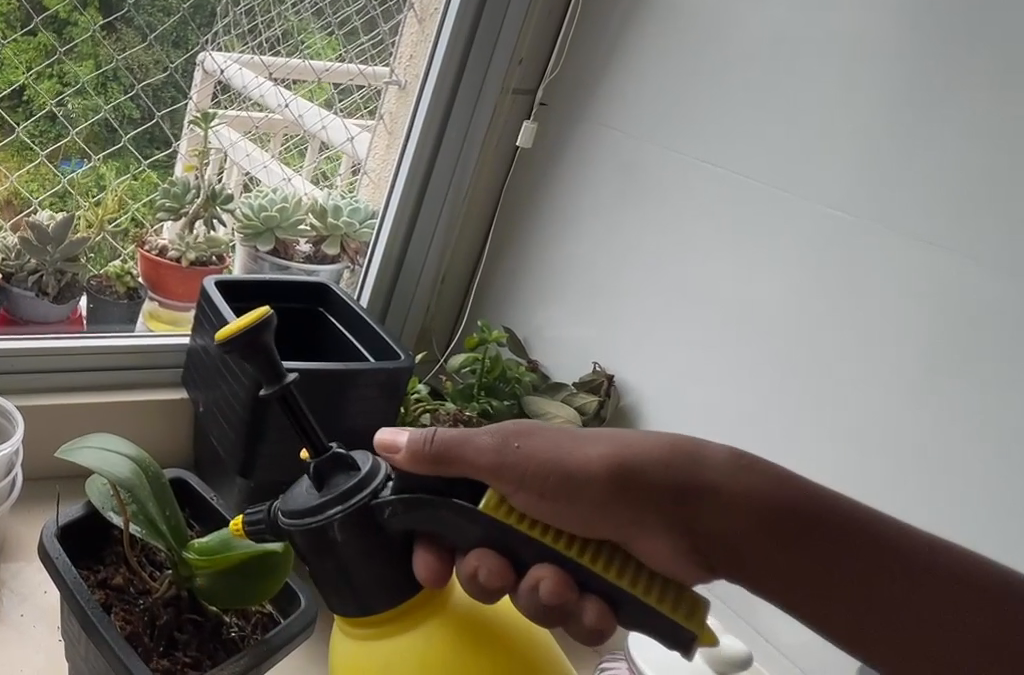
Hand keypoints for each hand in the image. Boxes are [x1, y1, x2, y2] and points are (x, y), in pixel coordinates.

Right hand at [373, 421, 737, 646]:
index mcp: (492, 479)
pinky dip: (585, 613)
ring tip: (566, 583)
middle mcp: (521, 515)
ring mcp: (563, 552)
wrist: (679, 506)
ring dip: (542, 595)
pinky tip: (600, 601)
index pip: (441, 516)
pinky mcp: (603, 586)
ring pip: (527, 596)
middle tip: (500, 570)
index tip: (428, 573)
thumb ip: (440, 452)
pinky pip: (576, 617)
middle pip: (480, 564)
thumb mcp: (502, 453)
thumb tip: (377, 439)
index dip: (430, 545)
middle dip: (487, 576)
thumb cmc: (578, 471)